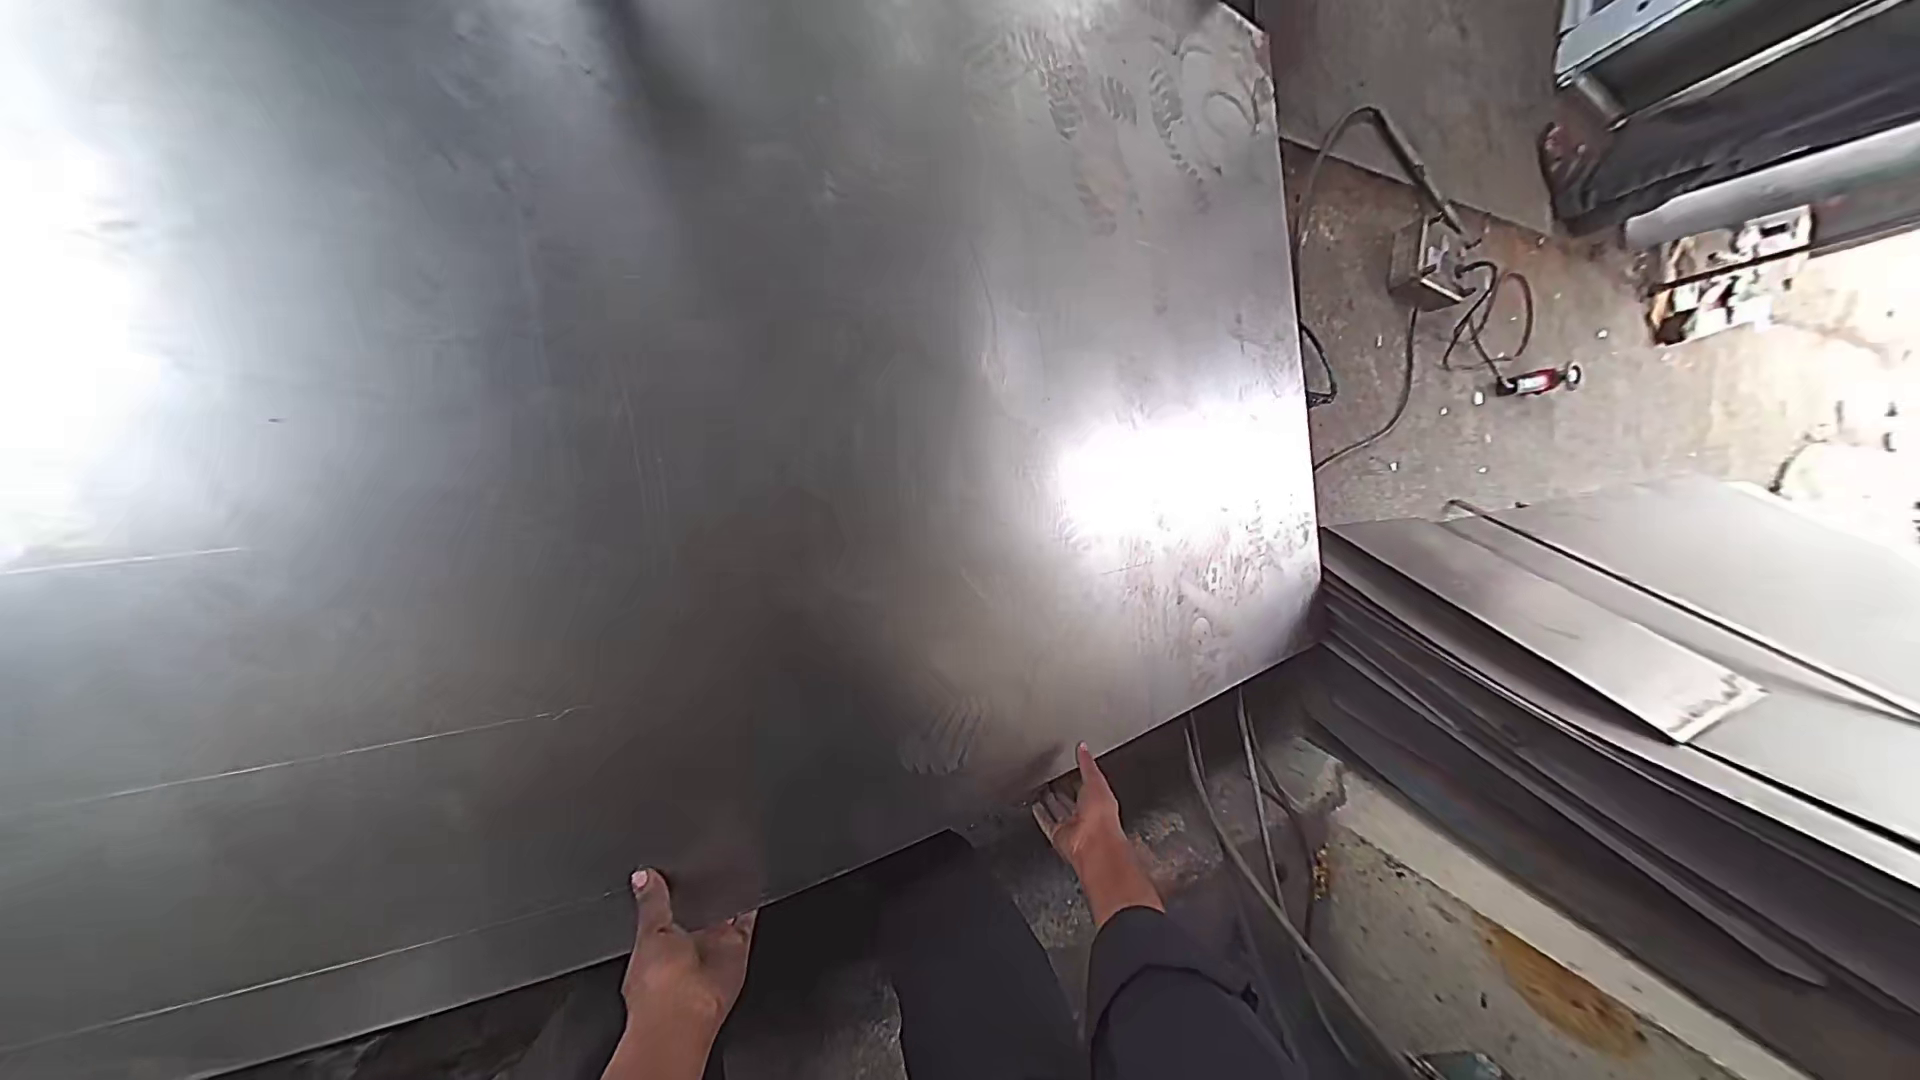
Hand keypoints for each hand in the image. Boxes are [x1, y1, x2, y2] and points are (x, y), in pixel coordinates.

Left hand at [601, 869, 756, 1079]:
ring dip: (727, 893)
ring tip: (727, 864)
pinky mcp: (737, 946)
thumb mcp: (648, 932)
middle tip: (702, 863)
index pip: (666, 910)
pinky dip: (750, 901)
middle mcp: (687, 947)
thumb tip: (642, 875)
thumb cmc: (655, 989)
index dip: (671, 889)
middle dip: (702, 891)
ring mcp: (713, 947)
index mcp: (658, 945)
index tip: (672, 868)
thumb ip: (652, 902)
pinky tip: (748, 882)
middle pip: (699, 910)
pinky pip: (747, 919)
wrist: (684, 1013)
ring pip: (724, 912)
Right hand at [1033, 742, 1162, 925]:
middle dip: (1064, 789)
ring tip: (1042, 789)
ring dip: (1051, 801)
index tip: (1071, 763)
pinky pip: (1048, 823)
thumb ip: (1088, 764)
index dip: (1080, 774)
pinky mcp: (1059, 835)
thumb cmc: (1102, 817)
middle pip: (1072, 799)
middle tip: (1053, 777)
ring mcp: (1072, 826)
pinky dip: (1041, 815)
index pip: (1087, 783)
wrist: (1095, 844)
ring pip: (1059, 811)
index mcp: (1098, 800)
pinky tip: (1036, 807)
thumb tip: (1084, 747)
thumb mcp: (1096, 781)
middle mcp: (1086, 814)